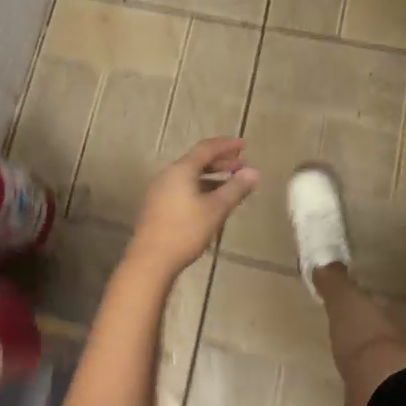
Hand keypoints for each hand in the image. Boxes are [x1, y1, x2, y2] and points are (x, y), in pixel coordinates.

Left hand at [125, 137, 259, 277]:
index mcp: (181, 170)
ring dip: (211, 176)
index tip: (244, 145)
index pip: (206, 148)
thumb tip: (254, 172)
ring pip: (189, 175)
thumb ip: (235, 189)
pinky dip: (200, 187)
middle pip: (197, 160)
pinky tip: (211, 201)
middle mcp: (168, 174)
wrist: (150, 260)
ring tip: (230, 183)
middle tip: (241, 165)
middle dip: (221, 161)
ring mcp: (160, 190)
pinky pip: (182, 187)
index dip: (226, 145)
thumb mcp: (215, 209)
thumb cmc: (185, 231)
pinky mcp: (157, 205)